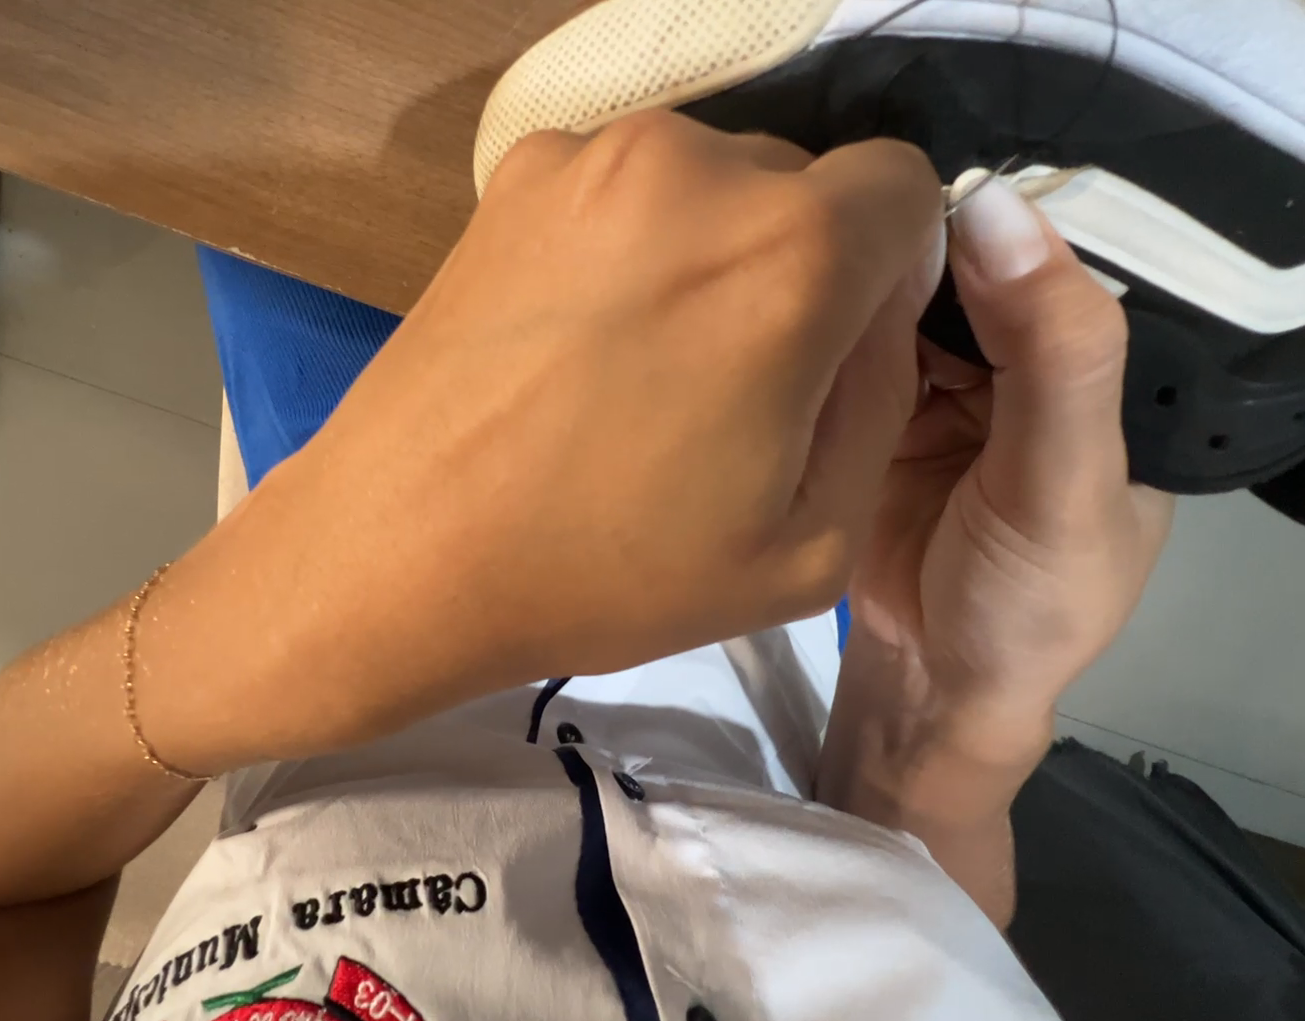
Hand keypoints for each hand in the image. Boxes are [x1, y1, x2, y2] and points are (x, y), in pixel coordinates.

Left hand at [150, 113, 946, 765]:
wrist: (401, 554)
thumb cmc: (601, 575)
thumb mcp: (810, 547)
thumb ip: (881, 405)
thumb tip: (873, 318)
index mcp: (789, 256)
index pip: (903, 193)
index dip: (884, 278)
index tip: (824, 356)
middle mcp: (693, 168)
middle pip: (798, 186)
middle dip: (791, 272)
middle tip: (717, 387)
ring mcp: (586, 160)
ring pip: (706, 187)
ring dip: (702, 262)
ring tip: (631, 372)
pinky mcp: (507, 181)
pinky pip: (617, 195)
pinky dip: (622, 250)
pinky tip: (571, 342)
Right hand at [829, 177, 1173, 813]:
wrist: (928, 682)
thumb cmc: (1025, 599)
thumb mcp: (1061, 479)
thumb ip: (1053, 353)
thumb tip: (993, 204)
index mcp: (1104, 384)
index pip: (1064, 276)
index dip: (1010, 226)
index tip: (938, 174)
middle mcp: (1025, 379)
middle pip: (979, 288)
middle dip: (931, 251)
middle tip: (859, 197)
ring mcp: (946, 401)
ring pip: (913, 320)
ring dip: (877, 292)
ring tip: (823, 237)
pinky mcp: (880, 425)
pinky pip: (863, 366)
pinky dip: (840, 342)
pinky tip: (808, 303)